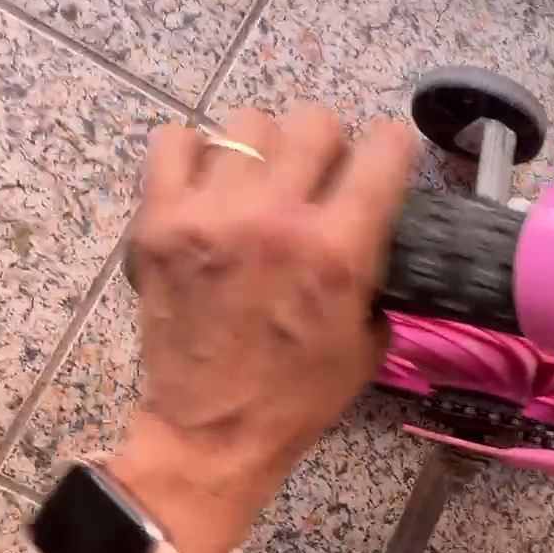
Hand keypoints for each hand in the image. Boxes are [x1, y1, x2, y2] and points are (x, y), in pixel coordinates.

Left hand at [110, 108, 417, 552]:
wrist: (213, 432)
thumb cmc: (298, 396)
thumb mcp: (367, 342)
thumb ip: (374, 271)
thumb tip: (368, 225)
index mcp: (337, 252)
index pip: (384, 151)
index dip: (394, 148)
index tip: (388, 158)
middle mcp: (275, 218)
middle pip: (314, 120)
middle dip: (331, 144)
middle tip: (322, 177)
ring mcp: (210, 214)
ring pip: (248, 123)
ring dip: (266, 149)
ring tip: (261, 186)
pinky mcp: (159, 222)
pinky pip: (175, 141)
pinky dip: (196, 154)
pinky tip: (210, 187)